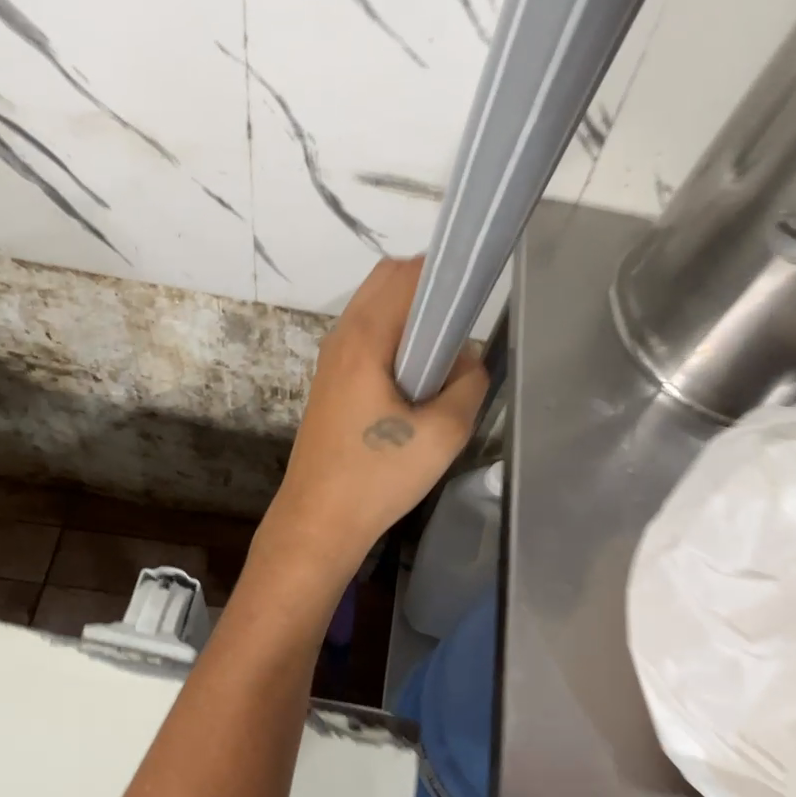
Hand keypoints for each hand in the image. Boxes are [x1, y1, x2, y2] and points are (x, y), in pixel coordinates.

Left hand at [251, 257, 487, 593]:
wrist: (318, 523)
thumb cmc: (377, 479)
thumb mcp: (443, 435)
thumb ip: (468, 385)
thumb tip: (468, 359)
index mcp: (364, 339)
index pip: (407, 274)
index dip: (446, 273)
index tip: (477, 292)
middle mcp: (342, 338)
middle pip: (388, 282)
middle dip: (431, 291)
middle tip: (464, 326)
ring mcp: (332, 360)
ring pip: (377, 311)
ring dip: (414, 319)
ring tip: (446, 357)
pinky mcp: (333, 383)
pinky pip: (369, 338)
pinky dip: (398, 340)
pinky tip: (419, 380)